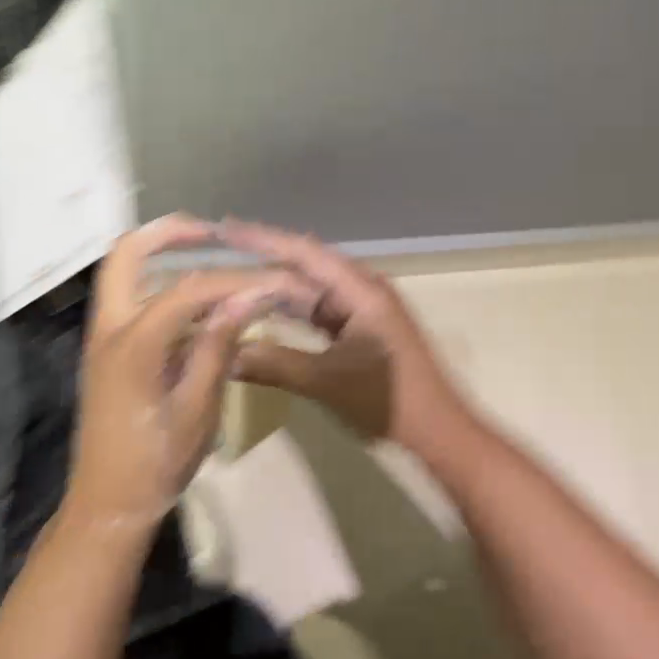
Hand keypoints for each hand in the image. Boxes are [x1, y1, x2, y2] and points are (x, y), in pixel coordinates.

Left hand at [67, 215, 318, 532]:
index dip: (237, 281)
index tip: (275, 280)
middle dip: (167, 233)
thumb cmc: (156, 463)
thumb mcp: (198, 408)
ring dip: (158, 254)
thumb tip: (247, 297)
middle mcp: (108, 328)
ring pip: (121, 274)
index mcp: (133, 343)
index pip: (190, 289)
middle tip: (211, 231)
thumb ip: (218, 346)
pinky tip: (193, 300)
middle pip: (126, 254)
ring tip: (206, 251)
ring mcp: (100, 339)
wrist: (108, 505)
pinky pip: (127, 299)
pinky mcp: (105, 353)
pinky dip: (156, 285)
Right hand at [215, 219, 470, 453]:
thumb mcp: (326, 381)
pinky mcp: (361, 330)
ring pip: (309, 290)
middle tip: (217, 252)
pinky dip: (289, 310)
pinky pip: (318, 311)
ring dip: (273, 287)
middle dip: (261, 259)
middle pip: (304, 266)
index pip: (303, 252)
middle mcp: (362, 289)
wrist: (440, 432)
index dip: (261, 238)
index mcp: (360, 290)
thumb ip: (274, 364)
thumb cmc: (388, 401)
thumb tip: (224, 354)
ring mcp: (363, 310)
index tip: (224, 227)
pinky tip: (260, 310)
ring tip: (228, 277)